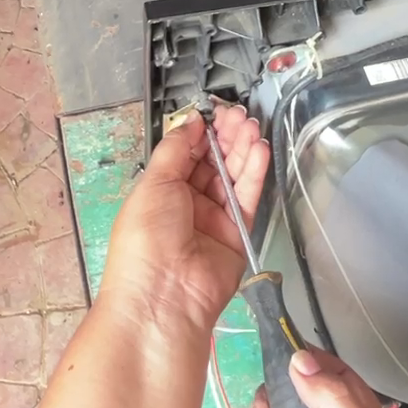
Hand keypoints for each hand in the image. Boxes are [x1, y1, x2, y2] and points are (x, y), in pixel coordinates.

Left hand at [98, 102, 268, 333]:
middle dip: (225, 136)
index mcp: (162, 189)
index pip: (187, 152)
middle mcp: (188, 201)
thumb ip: (175, 149)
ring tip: (251, 125)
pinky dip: (255, 171)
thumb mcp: (153, 184)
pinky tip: (259, 149)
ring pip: (232, 174)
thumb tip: (191, 120)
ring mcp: (214, 217)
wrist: (164, 297)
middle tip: (238, 114)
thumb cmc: (147, 236)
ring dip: (242, 148)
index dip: (201, 131)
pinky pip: (247, 196)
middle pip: (212, 160)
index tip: (215, 111)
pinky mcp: (238, 232)